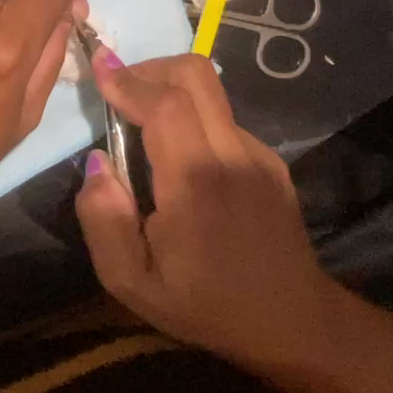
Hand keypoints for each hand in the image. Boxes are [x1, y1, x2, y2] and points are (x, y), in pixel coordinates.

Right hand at [74, 54, 338, 370]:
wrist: (295, 324)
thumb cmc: (205, 305)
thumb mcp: (131, 282)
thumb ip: (102, 219)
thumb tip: (97, 163)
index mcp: (195, 183)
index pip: (164, 104)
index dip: (127, 80)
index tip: (98, 67)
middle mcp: (232, 156)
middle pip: (195, 76)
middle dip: (150, 69)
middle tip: (117, 89)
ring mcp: (258, 156)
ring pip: (211, 93)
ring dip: (169, 91)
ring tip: (140, 123)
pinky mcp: (270, 162)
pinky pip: (223, 119)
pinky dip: (191, 117)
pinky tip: (176, 156)